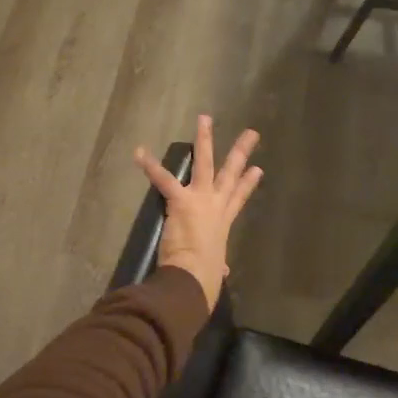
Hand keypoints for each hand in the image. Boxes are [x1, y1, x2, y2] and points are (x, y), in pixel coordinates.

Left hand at [133, 116, 262, 309]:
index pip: (238, 198)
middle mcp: (216, 206)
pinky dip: (150, 166)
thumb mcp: (215, 271)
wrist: (193, 278)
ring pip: (204, 163)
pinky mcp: (181, 201)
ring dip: (203, 139)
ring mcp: (200, 200)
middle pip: (230, 174)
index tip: (257, 169)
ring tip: (204, 118)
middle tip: (250, 132)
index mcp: (223, 223)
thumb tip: (220, 272)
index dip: (247, 183)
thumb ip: (217, 266)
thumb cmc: (205, 279)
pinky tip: (139, 152)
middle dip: (240, 152)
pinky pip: (164, 179)